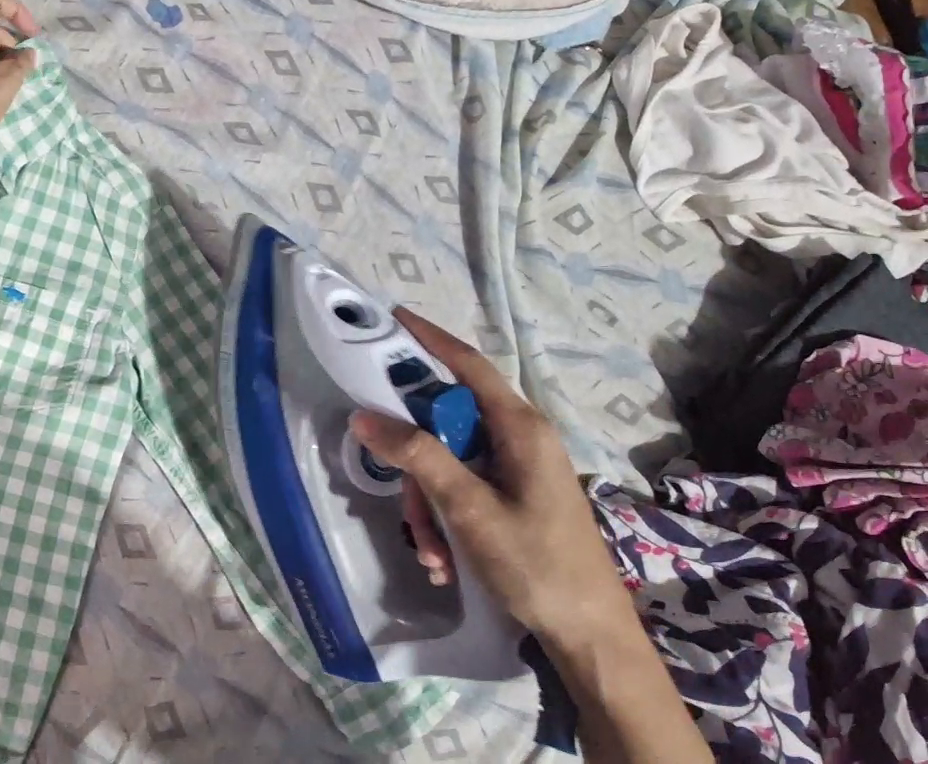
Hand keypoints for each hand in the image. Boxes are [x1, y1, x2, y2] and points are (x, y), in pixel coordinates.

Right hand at [350, 309, 633, 648]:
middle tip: (401, 496)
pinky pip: (458, 489)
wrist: (591, 639)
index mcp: (520, 429)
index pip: (469, 365)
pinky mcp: (511, 497)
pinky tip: (443, 559)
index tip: (392, 318)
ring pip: (444, 461)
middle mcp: (518, 440)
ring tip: (430, 551)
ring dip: (425, 503)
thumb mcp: (468, 508)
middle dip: (413, 461)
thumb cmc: (537, 565)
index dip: (430, 338)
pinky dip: (441, 519)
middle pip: (443, 422)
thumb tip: (365, 415)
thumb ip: (418, 456)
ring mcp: (515, 470)